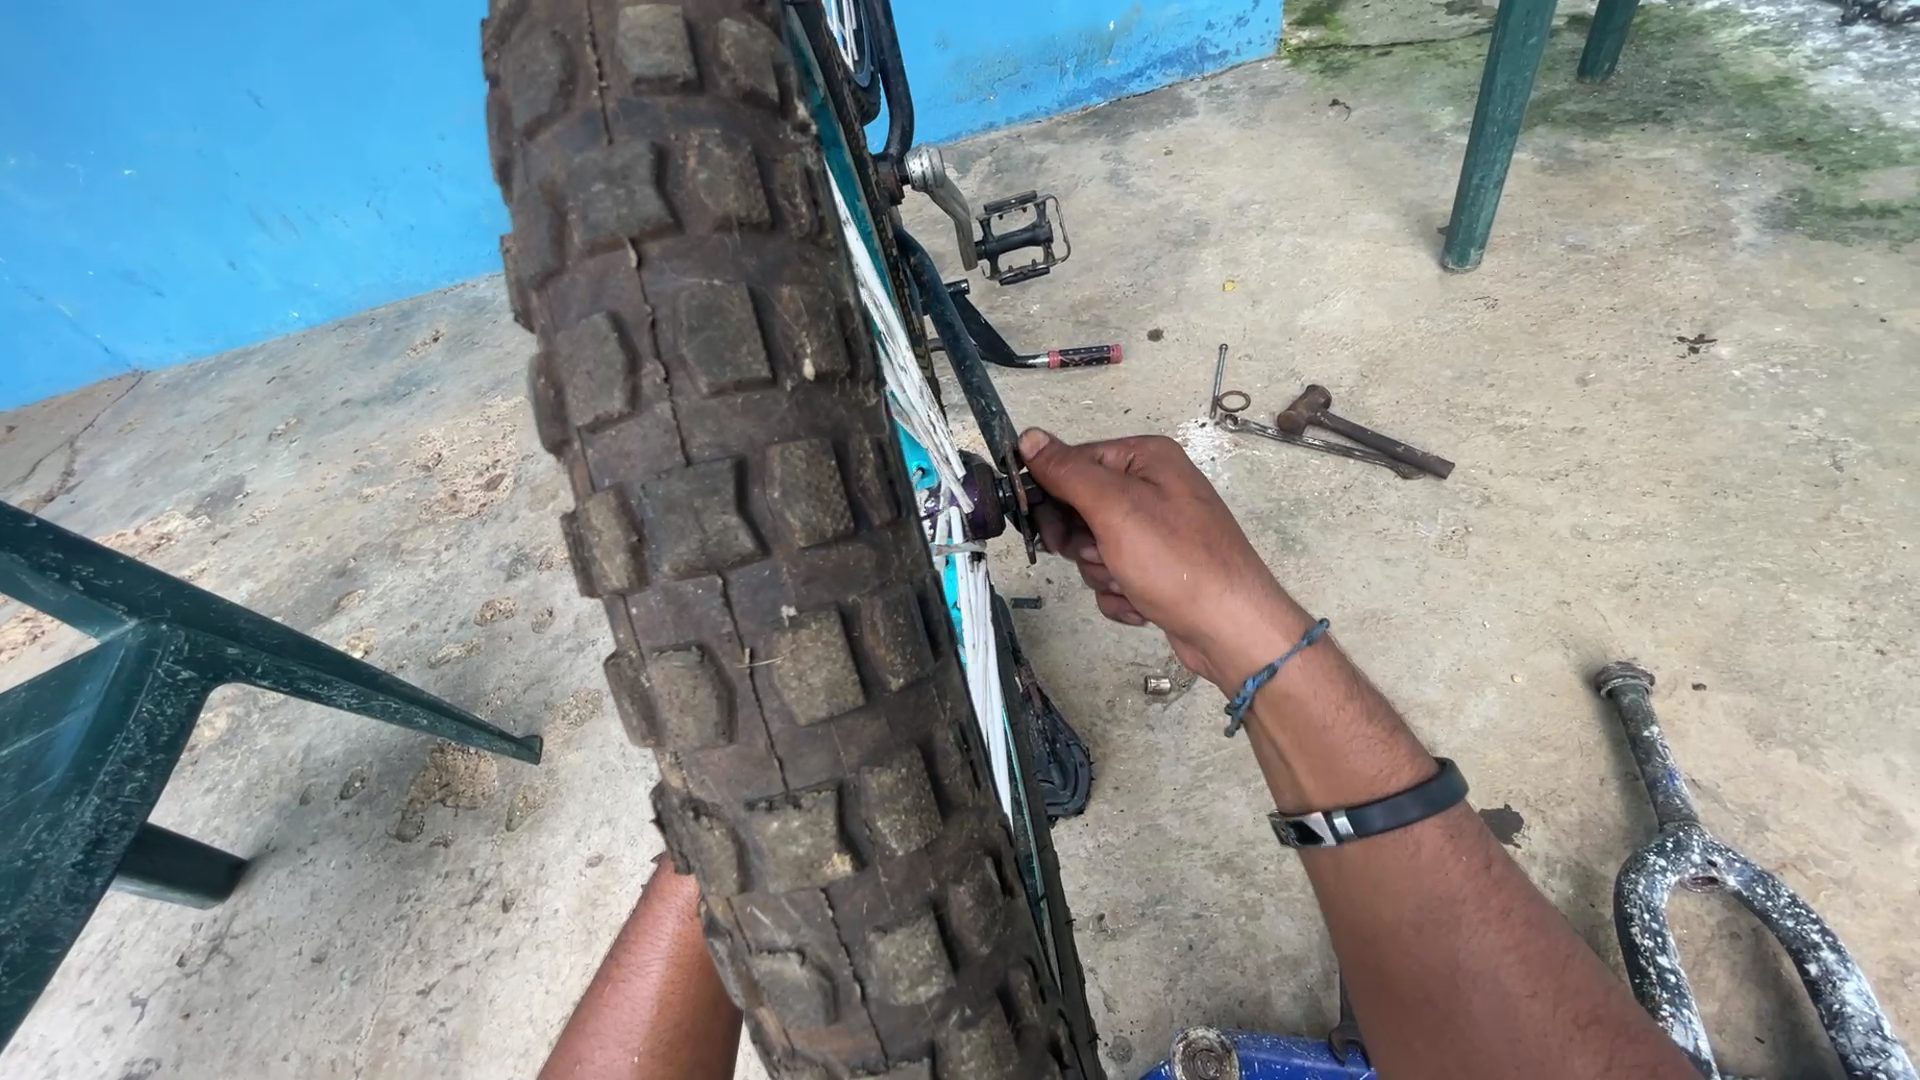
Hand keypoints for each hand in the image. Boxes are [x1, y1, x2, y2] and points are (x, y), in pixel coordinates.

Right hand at [1019, 428, 1313, 688]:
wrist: (1229, 628)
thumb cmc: (1175, 561)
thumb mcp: (1114, 507)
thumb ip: (1067, 471)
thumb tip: (1028, 438)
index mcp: (1145, 459)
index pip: (1073, 462)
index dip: (1050, 494)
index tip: (1039, 525)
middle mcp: (1152, 488)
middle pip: (1079, 507)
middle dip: (1081, 541)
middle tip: (1096, 554)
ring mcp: (1154, 531)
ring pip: (1091, 547)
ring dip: (1100, 571)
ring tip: (1129, 581)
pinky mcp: (1155, 568)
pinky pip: (1111, 574)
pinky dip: (1117, 592)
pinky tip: (1139, 602)